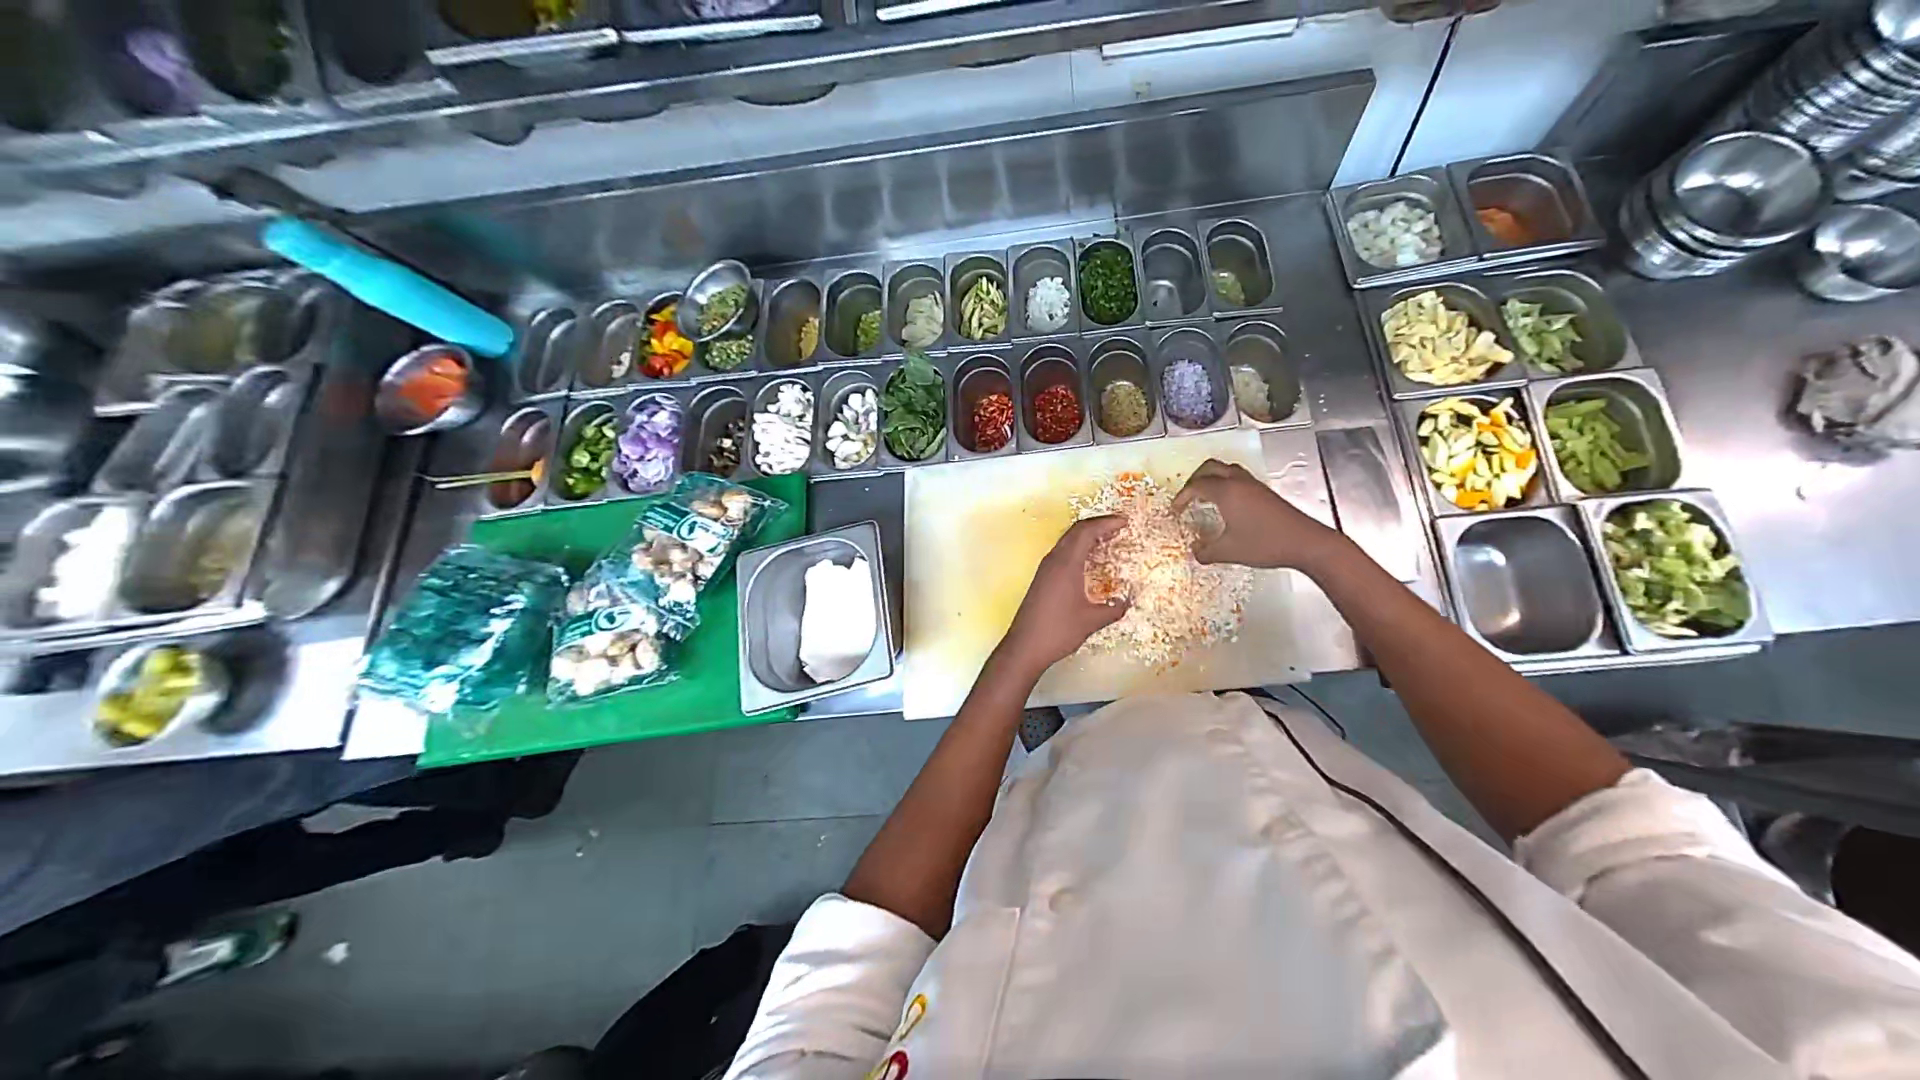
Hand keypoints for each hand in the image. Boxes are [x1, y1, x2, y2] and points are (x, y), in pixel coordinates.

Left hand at [1000, 515, 1129, 672]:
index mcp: (1065, 564)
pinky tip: (1088, 560)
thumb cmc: (1058, 631)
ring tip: (1107, 538)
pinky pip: (1062, 553)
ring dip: (1086, 535)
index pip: (1086, 531)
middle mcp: (1053, 561)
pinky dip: (1078, 548)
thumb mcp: (1091, 620)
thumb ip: (1114, 608)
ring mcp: (1045, 569)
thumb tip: (1128, 600)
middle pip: (1075, 531)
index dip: (1106, 523)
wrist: (1025, 646)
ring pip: (1067, 541)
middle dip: (1098, 524)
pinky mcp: (1042, 579)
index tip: (1125, 521)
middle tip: (1118, 526)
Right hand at [1172, 459, 1344, 569]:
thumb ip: (1206, 552)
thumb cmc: (1265, 544)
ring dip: (1211, 478)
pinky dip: (1225, 484)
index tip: (1176, 509)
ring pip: (1226, 470)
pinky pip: (1238, 478)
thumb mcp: (1229, 552)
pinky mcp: (1265, 493)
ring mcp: (1254, 485)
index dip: (1182, 496)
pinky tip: (1227, 504)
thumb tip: (1195, 552)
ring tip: (1204, 497)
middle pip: (1210, 468)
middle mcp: (1239, 483)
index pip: (1196, 485)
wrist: (1306, 543)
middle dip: (1194, 479)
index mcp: (1227, 492)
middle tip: (1187, 496)